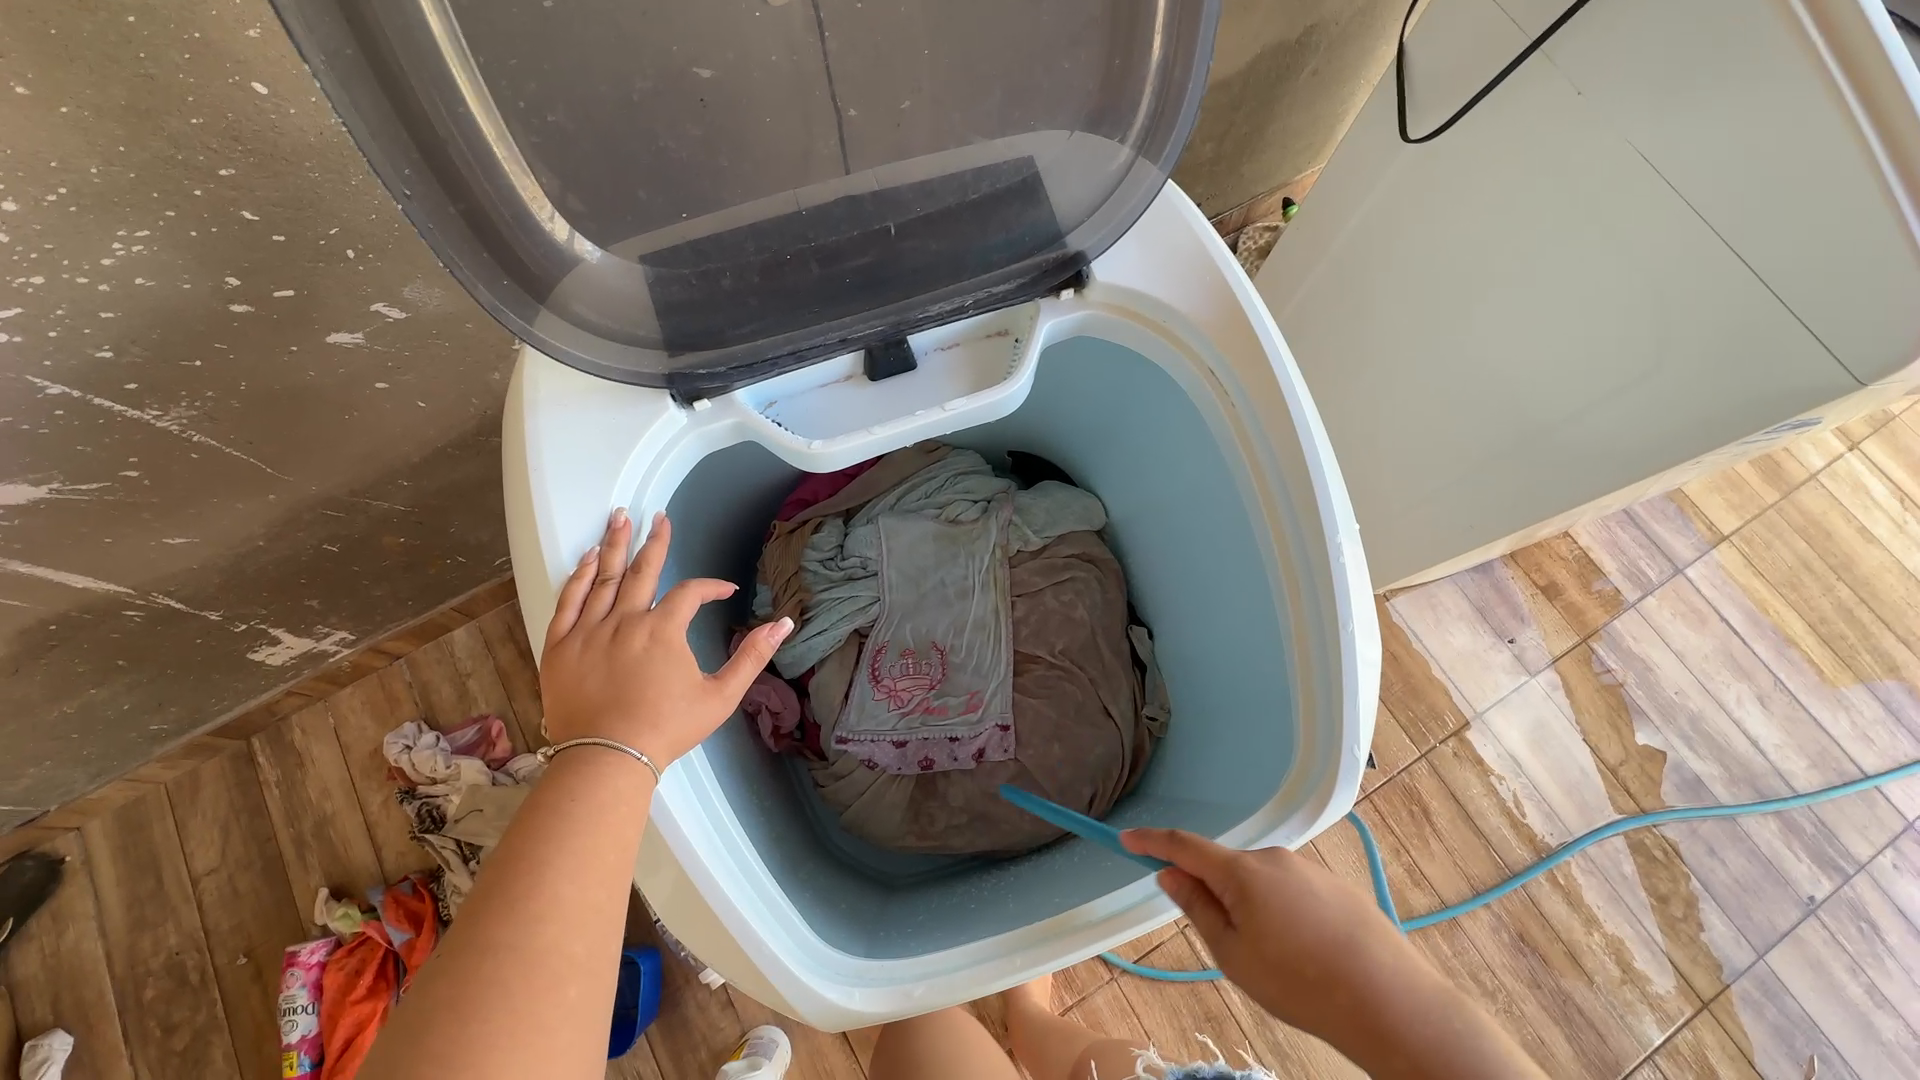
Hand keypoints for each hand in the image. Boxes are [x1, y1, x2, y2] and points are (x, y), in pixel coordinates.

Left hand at [540, 508, 791, 766]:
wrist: (608, 758)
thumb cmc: (667, 729)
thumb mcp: (721, 695)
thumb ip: (753, 656)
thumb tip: (783, 624)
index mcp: (664, 630)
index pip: (691, 592)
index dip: (711, 586)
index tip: (723, 590)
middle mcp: (626, 620)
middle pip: (643, 569)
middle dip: (655, 541)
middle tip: (659, 517)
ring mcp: (589, 630)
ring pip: (604, 577)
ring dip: (615, 545)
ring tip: (621, 517)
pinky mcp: (561, 646)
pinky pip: (569, 600)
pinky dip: (580, 576)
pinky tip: (589, 557)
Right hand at [1121, 828, 1431, 1041]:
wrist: (1388, 1000)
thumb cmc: (1298, 982)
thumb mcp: (1232, 954)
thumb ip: (1197, 908)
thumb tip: (1170, 875)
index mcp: (1241, 871)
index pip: (1184, 845)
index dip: (1151, 842)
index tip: (1125, 839)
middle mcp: (1273, 858)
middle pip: (1225, 865)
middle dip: (1212, 890)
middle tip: (1224, 943)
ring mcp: (1308, 869)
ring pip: (1259, 880)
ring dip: (1250, 905)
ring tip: (1275, 960)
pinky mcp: (1335, 886)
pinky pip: (1291, 890)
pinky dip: (1282, 911)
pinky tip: (1304, 952)